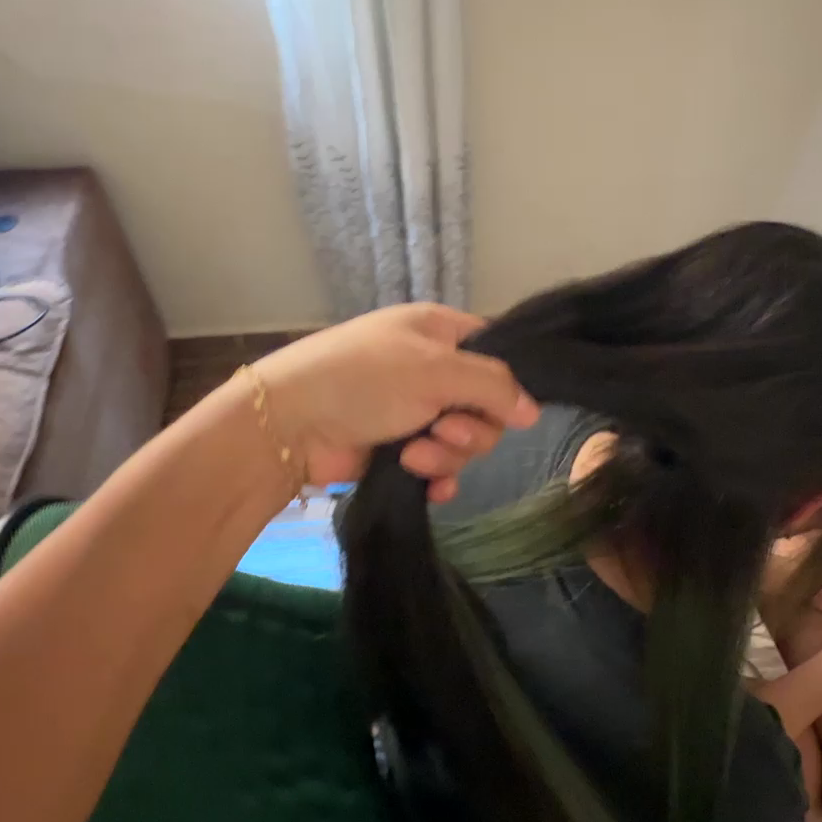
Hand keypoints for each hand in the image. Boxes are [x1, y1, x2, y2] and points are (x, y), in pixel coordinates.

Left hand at [250, 303, 540, 501]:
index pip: (494, 354)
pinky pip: (441, 469)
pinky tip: (429, 488)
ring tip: (413, 456)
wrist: (290, 424)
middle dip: (469, 428)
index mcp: (439, 333)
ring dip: (446, 455)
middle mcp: (431, 370)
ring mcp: (414, 412)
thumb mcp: (435, 369)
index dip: (504, 383)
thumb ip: (493, 387)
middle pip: (485, 407)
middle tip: (442, 430)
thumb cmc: (364, 378)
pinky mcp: (400, 451)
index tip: (505, 408)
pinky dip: (438, 478)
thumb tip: (532, 412)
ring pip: (463, 442)